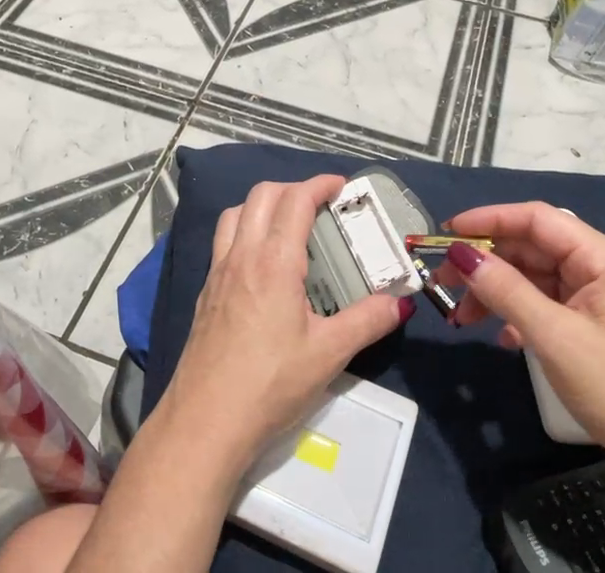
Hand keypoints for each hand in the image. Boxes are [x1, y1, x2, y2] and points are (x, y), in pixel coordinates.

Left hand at [161, 176, 412, 463]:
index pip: (295, 200)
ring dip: (263, 206)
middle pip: (261, 195)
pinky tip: (262, 266)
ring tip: (290, 227)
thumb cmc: (271, 384)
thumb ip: (368, 321)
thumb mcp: (330, 354)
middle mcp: (241, 256)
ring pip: (235, 214)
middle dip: (293, 189)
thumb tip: (399, 303)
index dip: (319, 184)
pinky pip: (223, 242)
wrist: (206, 421)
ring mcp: (217, 273)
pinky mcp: (205, 293)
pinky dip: (245, 232)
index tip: (341, 186)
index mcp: (274, 261)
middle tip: (321, 206)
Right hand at [433, 202, 604, 474]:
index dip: (488, 219)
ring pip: (536, 277)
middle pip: (533, 247)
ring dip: (498, 293)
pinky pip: (548, 303)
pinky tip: (503, 338)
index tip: (446, 233)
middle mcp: (604, 267)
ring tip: (463, 319)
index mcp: (604, 258)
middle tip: (443, 283)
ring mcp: (601, 297)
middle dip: (487, 263)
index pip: (537, 218)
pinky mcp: (597, 324)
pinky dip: (519, 314)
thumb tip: (461, 254)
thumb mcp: (555, 338)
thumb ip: (506, 291)